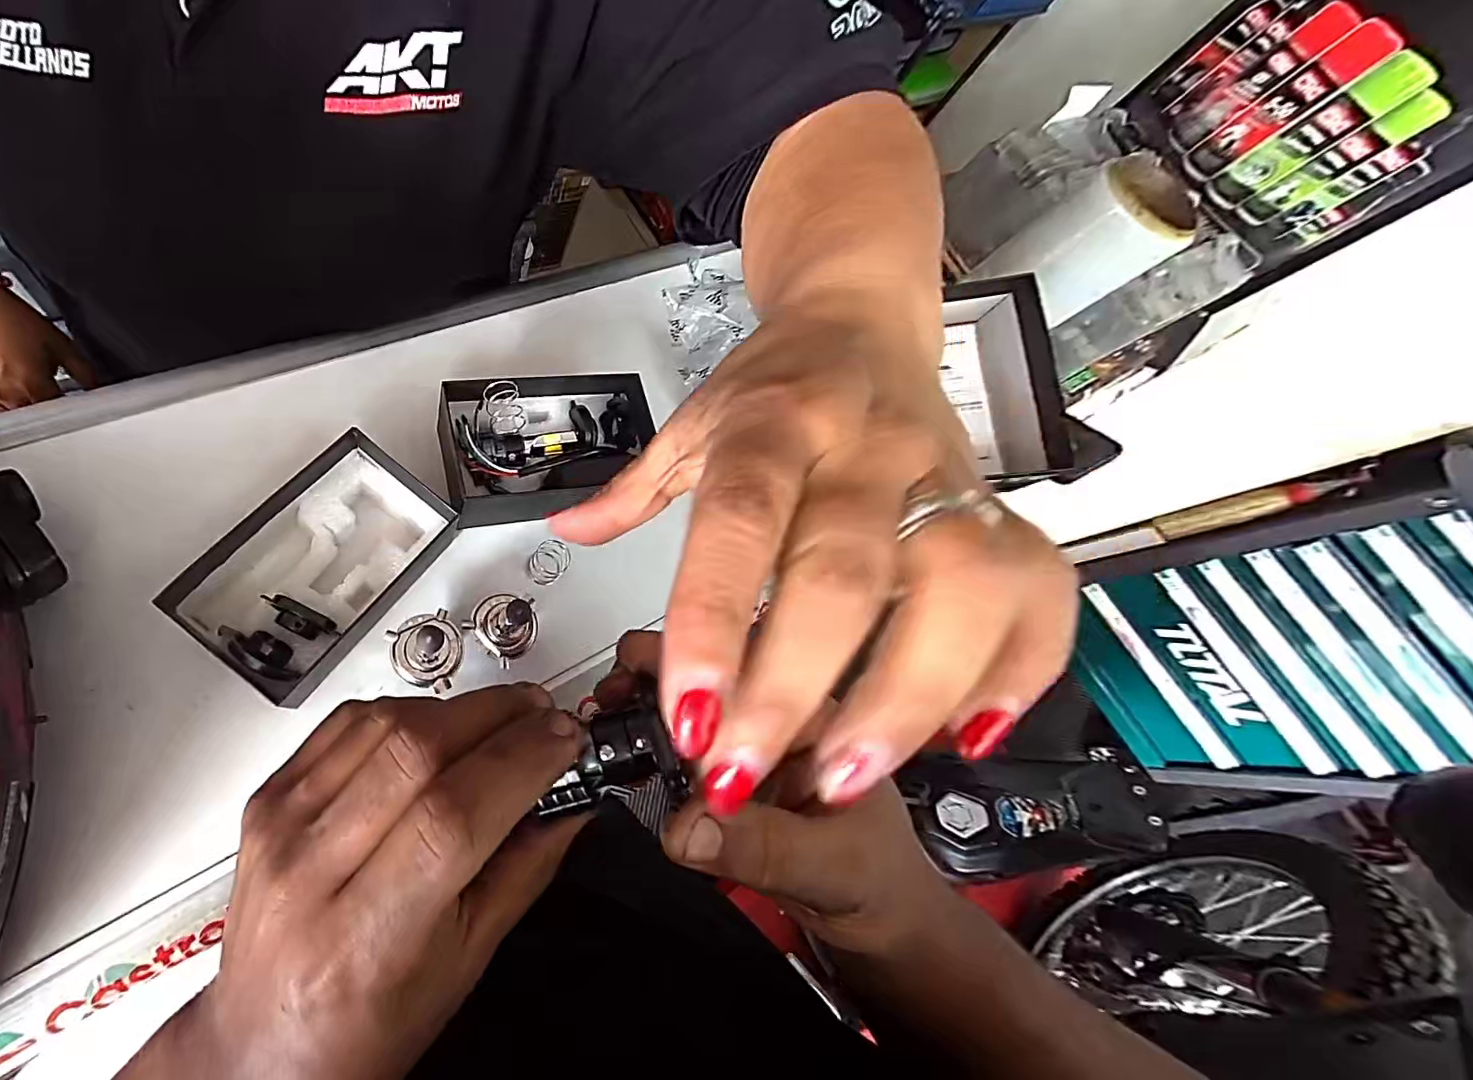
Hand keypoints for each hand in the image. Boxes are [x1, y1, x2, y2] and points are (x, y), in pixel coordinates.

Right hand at [0, 283, 92, 412]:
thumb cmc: (7, 315)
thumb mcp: (58, 341)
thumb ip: (82, 369)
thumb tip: (94, 387)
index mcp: (32, 386)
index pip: (57, 414)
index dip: (66, 408)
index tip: (68, 401)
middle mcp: (4, 395)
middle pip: (32, 416)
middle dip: (42, 407)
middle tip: (44, 388)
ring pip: (7, 415)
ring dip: (19, 405)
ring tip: (20, 380)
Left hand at [154, 686, 587, 1079]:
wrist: (267, 1036)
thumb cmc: (362, 1021)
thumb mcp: (464, 961)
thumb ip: (524, 868)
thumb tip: (570, 797)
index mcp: (365, 939)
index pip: (453, 817)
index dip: (521, 761)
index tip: (563, 739)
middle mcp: (310, 872)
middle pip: (417, 751)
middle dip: (498, 716)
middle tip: (540, 715)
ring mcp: (282, 824)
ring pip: (385, 722)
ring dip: (459, 706)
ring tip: (497, 718)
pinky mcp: (270, 793)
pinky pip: (348, 719)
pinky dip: (408, 708)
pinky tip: (435, 722)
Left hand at [552, 316, 1074, 814]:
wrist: (861, 327)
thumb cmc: (772, 384)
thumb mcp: (690, 424)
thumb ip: (630, 488)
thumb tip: (567, 530)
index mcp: (773, 424)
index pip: (741, 522)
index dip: (714, 619)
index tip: (689, 713)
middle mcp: (865, 453)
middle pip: (840, 576)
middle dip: (791, 689)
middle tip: (742, 770)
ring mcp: (947, 482)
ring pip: (956, 594)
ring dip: (903, 701)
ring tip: (839, 779)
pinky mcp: (1005, 511)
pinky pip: (1038, 597)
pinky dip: (1012, 675)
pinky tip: (959, 735)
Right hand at [594, 630, 949, 953]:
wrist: (882, 918)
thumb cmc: (884, 883)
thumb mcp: (834, 869)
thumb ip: (762, 846)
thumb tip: (683, 825)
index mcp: (819, 712)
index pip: (747, 666)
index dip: (686, 672)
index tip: (638, 700)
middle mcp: (779, 709)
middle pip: (705, 662)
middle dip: (649, 667)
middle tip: (611, 697)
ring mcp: (748, 734)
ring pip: (684, 691)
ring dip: (641, 696)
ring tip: (610, 716)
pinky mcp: (724, 764)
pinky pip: (676, 736)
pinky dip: (643, 733)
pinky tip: (628, 747)